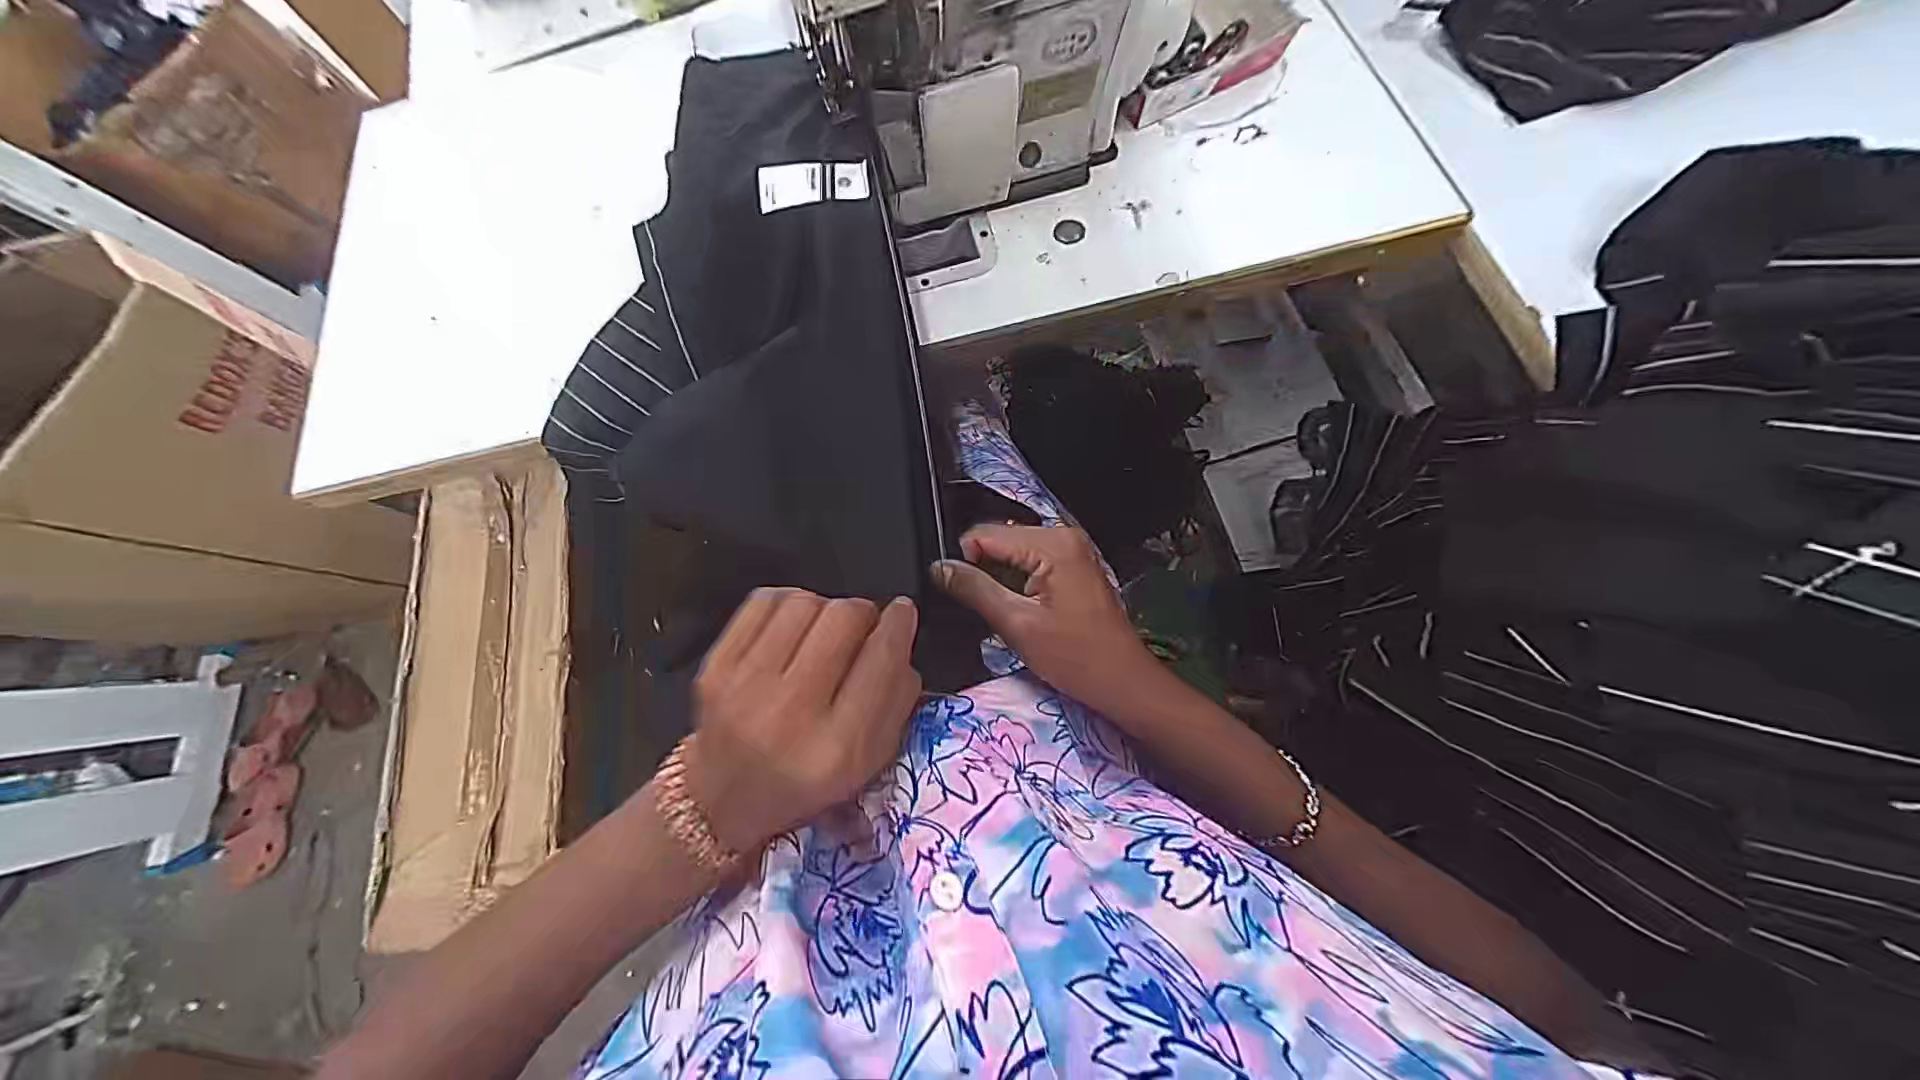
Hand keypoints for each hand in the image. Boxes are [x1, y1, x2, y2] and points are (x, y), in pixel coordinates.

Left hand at [683, 588, 921, 851]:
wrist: (724, 797)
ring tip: (825, 631)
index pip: (882, 657)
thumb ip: (898, 701)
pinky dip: (789, 604)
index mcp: (839, 746)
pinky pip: (764, 602)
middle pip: (845, 617)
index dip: (899, 623)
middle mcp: (791, 712)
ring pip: (805, 602)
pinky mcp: (716, 665)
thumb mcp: (870, 761)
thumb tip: (901, 637)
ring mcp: (746, 686)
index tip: (903, 612)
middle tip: (863, 627)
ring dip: (826, 609)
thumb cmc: (806, 779)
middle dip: (864, 613)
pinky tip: (795, 626)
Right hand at [932, 524, 1177, 722]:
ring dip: (1001, 580)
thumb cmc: (1076, 657)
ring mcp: (1072, 550)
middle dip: (984, 571)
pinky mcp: (1074, 565)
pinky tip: (1024, 611)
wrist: (1123, 681)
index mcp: (1053, 544)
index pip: (984, 533)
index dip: (964, 561)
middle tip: (988, 609)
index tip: (962, 595)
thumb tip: (939, 568)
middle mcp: (1064, 536)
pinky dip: (1019, 583)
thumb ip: (974, 590)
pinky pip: (1031, 562)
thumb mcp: (1017, 624)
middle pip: (1000, 540)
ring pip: (1013, 553)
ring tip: (1009, 613)